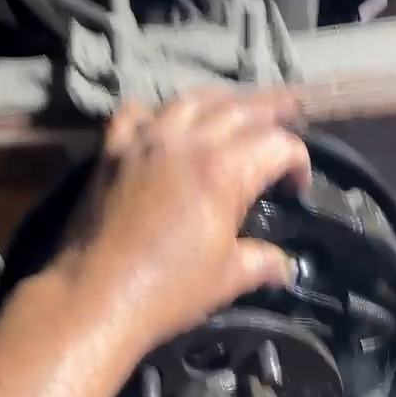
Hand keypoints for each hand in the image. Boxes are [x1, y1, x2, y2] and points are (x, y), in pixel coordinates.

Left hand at [47, 89, 311, 346]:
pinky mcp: (112, 150)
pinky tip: (164, 125)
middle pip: (241, 109)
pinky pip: (138, 113)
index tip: (298, 188)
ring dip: (221, 101)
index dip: (298, 161)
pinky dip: (158, 114)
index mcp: (225, 171)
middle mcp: (189, 142)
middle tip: (292, 109)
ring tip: (236, 110)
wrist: (97, 296)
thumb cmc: (167, 292)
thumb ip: (263, 263)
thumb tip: (286, 267)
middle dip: (272, 110)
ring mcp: (146, 140)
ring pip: (192, 100)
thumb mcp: (227, 279)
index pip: (277, 145)